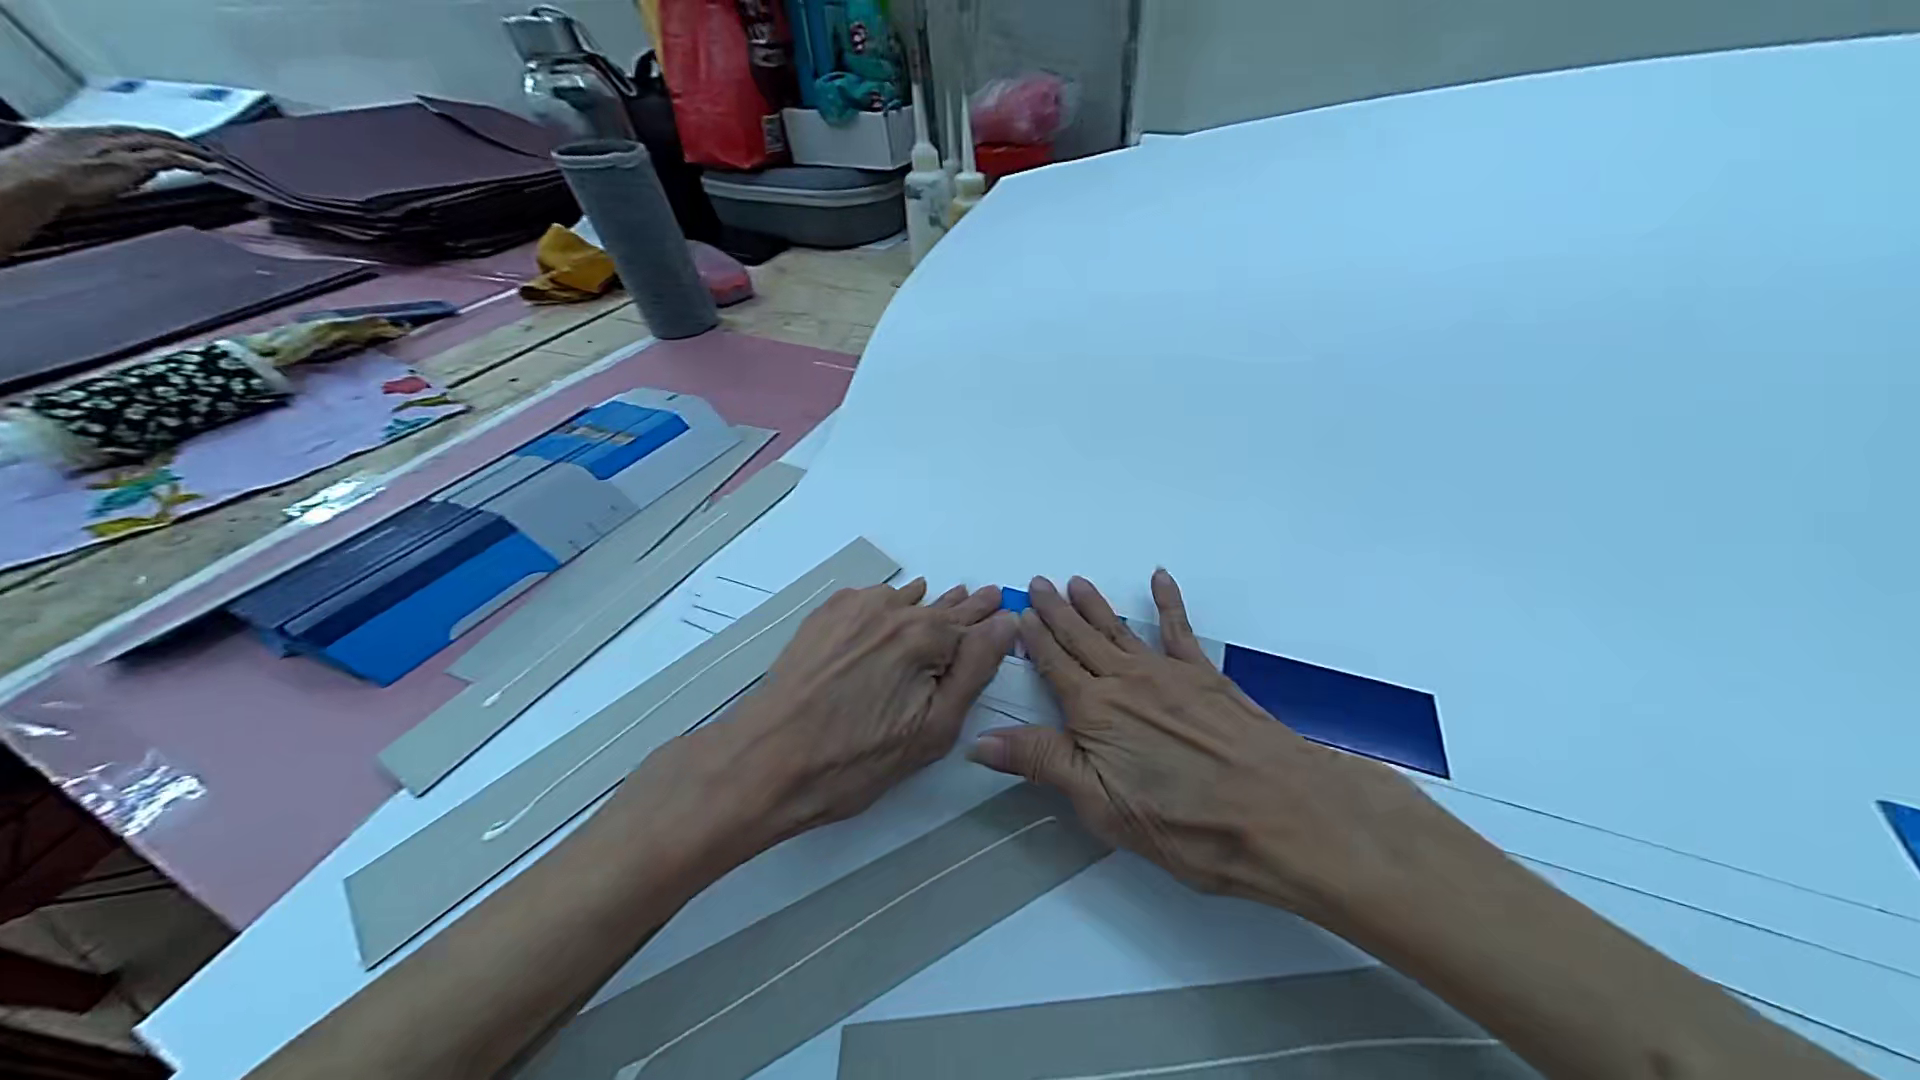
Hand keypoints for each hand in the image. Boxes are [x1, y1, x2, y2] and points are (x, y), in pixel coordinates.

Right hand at [0, 126, 214, 209]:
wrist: (31, 180)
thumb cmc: (39, 177)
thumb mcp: (64, 162)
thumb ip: (94, 165)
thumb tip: (123, 177)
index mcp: (83, 134)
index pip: (129, 131)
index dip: (156, 137)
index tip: (174, 143)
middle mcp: (103, 136)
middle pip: (150, 134)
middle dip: (178, 141)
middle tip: (202, 150)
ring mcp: (117, 149)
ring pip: (163, 144)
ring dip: (192, 152)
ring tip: (213, 159)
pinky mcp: (129, 163)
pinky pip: (169, 159)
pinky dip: (193, 163)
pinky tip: (211, 168)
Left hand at [724, 579, 1017, 838]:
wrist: (766, 761)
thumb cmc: (855, 760)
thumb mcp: (932, 729)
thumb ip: (974, 671)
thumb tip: (1004, 625)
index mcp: (923, 637)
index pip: (970, 624)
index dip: (988, 619)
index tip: (1002, 603)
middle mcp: (889, 611)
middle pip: (938, 607)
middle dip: (962, 606)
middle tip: (982, 594)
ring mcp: (852, 610)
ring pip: (902, 599)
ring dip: (924, 603)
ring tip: (941, 597)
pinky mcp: (823, 618)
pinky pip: (868, 599)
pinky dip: (885, 602)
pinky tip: (891, 606)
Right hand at [969, 571, 1457, 925]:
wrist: (1283, 814)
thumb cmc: (1186, 824)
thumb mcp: (1102, 807)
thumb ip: (1043, 764)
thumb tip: (980, 740)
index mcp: (1094, 712)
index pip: (1053, 666)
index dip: (1033, 639)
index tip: (1018, 613)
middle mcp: (1125, 681)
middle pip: (1081, 639)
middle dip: (1056, 611)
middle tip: (1038, 582)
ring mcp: (1168, 674)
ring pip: (1120, 630)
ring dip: (1095, 605)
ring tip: (1076, 581)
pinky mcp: (1207, 677)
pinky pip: (1180, 630)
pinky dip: (1168, 602)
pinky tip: (1159, 578)